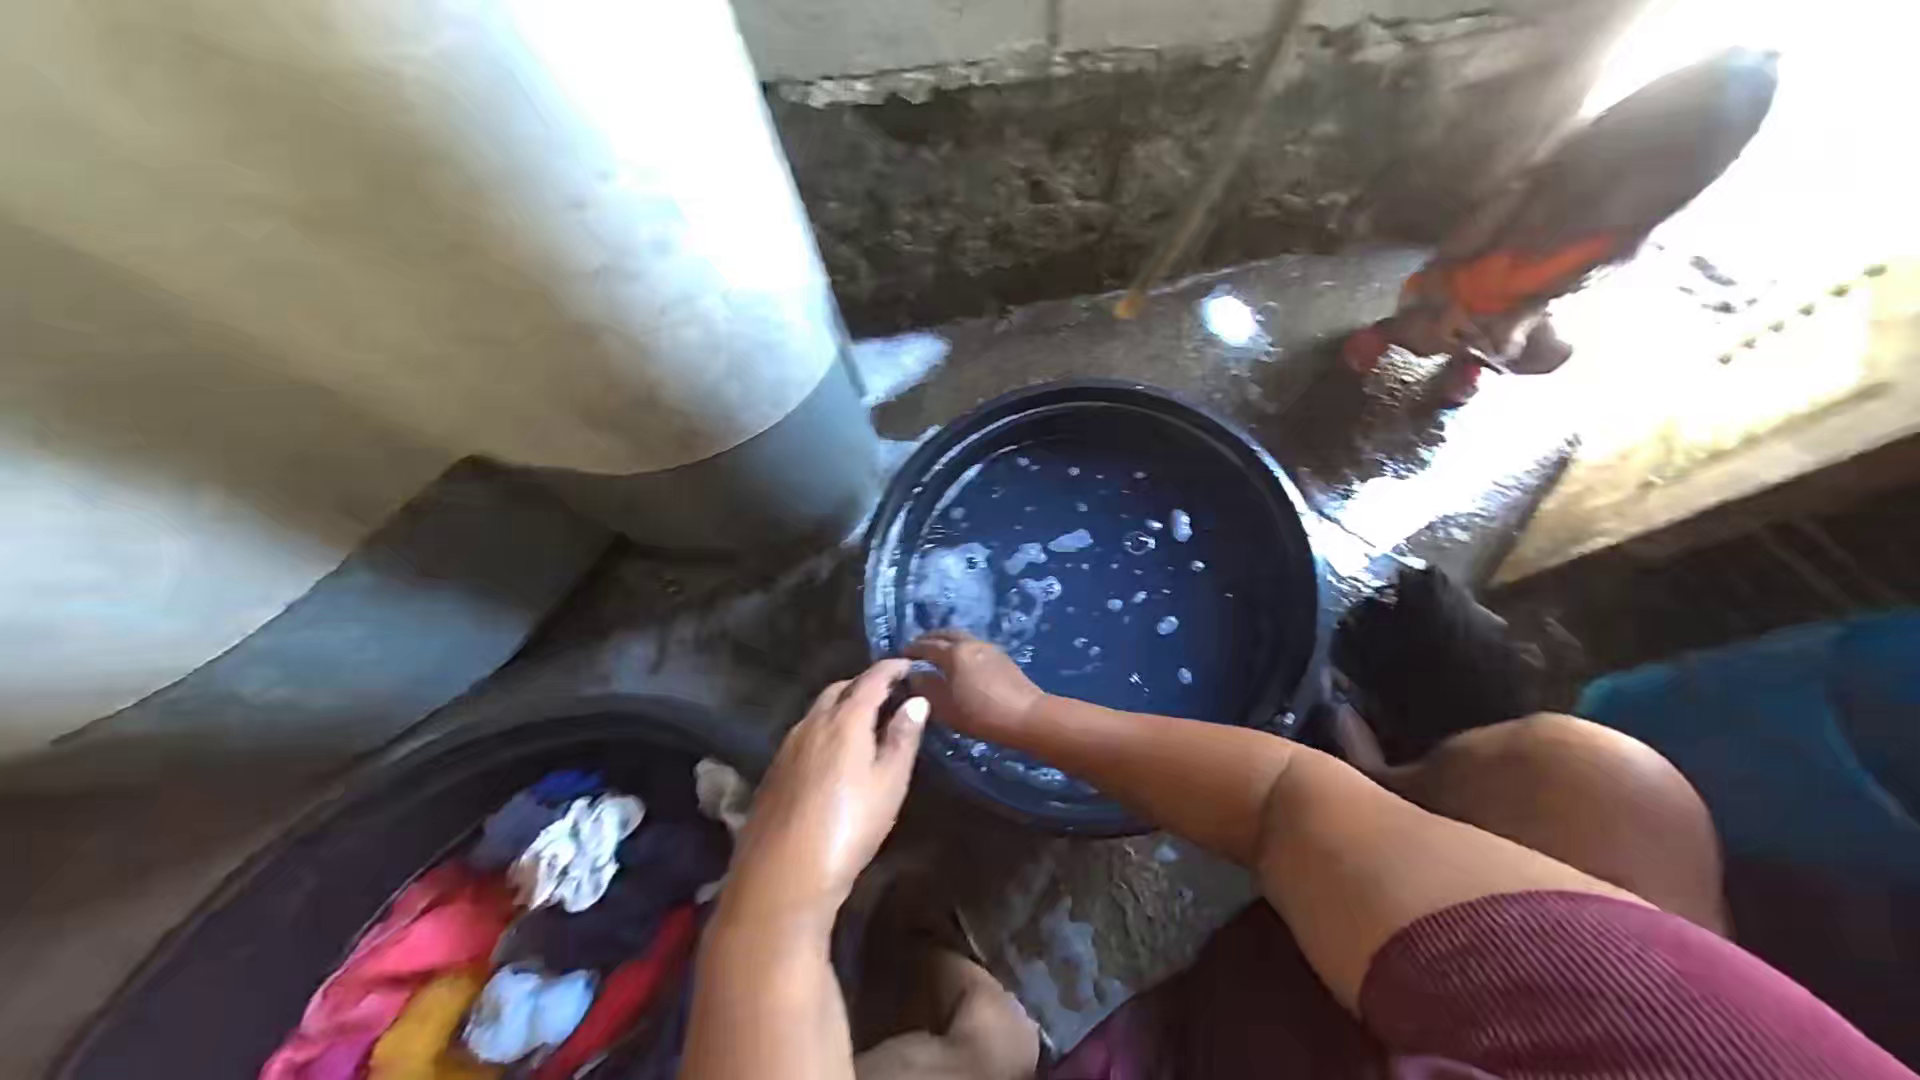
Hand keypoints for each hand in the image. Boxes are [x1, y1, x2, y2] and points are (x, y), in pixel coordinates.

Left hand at [726, 659, 926, 927]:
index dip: (890, 668)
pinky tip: (833, 751)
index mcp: (844, 720)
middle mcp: (812, 723)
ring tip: (864, 720)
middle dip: (864, 684)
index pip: (871, 680)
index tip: (908, 664)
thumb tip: (916, 700)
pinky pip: (805, 732)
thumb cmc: (850, 826)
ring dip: (842, 704)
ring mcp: (788, 745)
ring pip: (818, 710)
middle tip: (888, 694)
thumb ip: (903, 737)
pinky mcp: (775, 769)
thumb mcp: (889, 783)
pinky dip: (825, 726)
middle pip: (840, 689)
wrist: (783, 875)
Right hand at [905, 629, 1047, 739]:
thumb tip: (913, 675)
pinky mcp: (1001, 656)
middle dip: (928, 639)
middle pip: (944, 634)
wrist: (1026, 716)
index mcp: (953, 652)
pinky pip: (973, 646)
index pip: (925, 645)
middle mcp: (969, 643)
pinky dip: (960, 649)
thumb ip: (926, 687)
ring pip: (961, 638)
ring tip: (937, 656)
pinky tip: (959, 663)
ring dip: (946, 642)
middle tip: (917, 649)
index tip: (900, 655)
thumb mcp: (945, 706)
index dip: (910, 650)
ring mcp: (988, 647)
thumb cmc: (980, 713)